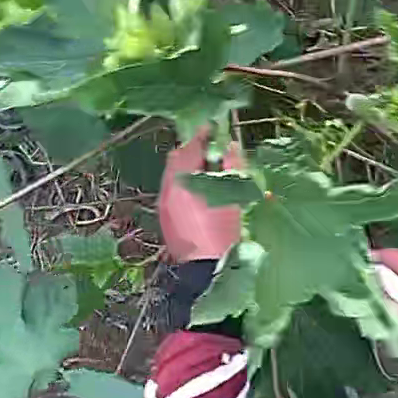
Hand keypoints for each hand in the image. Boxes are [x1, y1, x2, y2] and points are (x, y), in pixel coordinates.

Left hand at [159, 129, 244, 262]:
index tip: (213, 127)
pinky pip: (173, 189)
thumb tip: (230, 145)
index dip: (203, 135)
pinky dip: (185, 182)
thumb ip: (232, 166)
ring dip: (188, 167)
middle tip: (212, 148)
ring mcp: (164, 203)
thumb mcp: (233, 196)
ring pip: (173, 174)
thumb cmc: (222, 231)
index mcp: (183, 181)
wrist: (206, 270)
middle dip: (193, 150)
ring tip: (209, 169)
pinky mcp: (165, 216)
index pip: (191, 148)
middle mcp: (168, 188)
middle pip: (177, 158)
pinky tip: (201, 190)